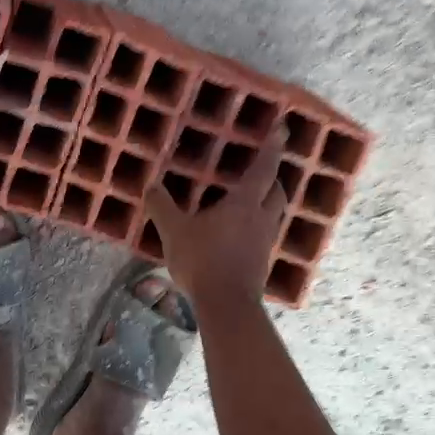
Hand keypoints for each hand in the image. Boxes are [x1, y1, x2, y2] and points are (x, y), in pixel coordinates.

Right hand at [143, 124, 287, 309]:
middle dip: (272, 177)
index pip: (264, 168)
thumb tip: (151, 184)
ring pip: (274, 213)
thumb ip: (162, 206)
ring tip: (251, 199)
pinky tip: (241, 233)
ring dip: (267, 202)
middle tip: (262, 169)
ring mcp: (265, 242)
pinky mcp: (263, 262)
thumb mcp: (174, 231)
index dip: (273, 147)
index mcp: (244, 203)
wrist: (227, 306)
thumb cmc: (203, 261)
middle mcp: (262, 218)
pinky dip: (257, 225)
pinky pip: (265, 234)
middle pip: (276, 191)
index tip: (283, 128)